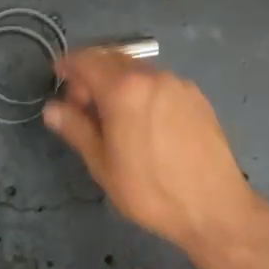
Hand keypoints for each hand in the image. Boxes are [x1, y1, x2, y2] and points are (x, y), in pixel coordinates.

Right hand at [44, 49, 257, 255]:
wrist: (215, 209)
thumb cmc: (150, 190)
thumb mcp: (102, 164)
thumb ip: (75, 129)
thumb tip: (52, 108)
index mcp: (124, 89)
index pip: (86, 60)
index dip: (68, 66)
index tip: (58, 78)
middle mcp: (152, 76)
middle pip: (112, 59)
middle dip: (92, 74)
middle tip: (82, 106)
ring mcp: (178, 84)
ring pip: (137, 70)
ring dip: (117, 82)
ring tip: (114, 117)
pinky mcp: (197, 97)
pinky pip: (159, 83)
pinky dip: (142, 91)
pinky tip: (144, 122)